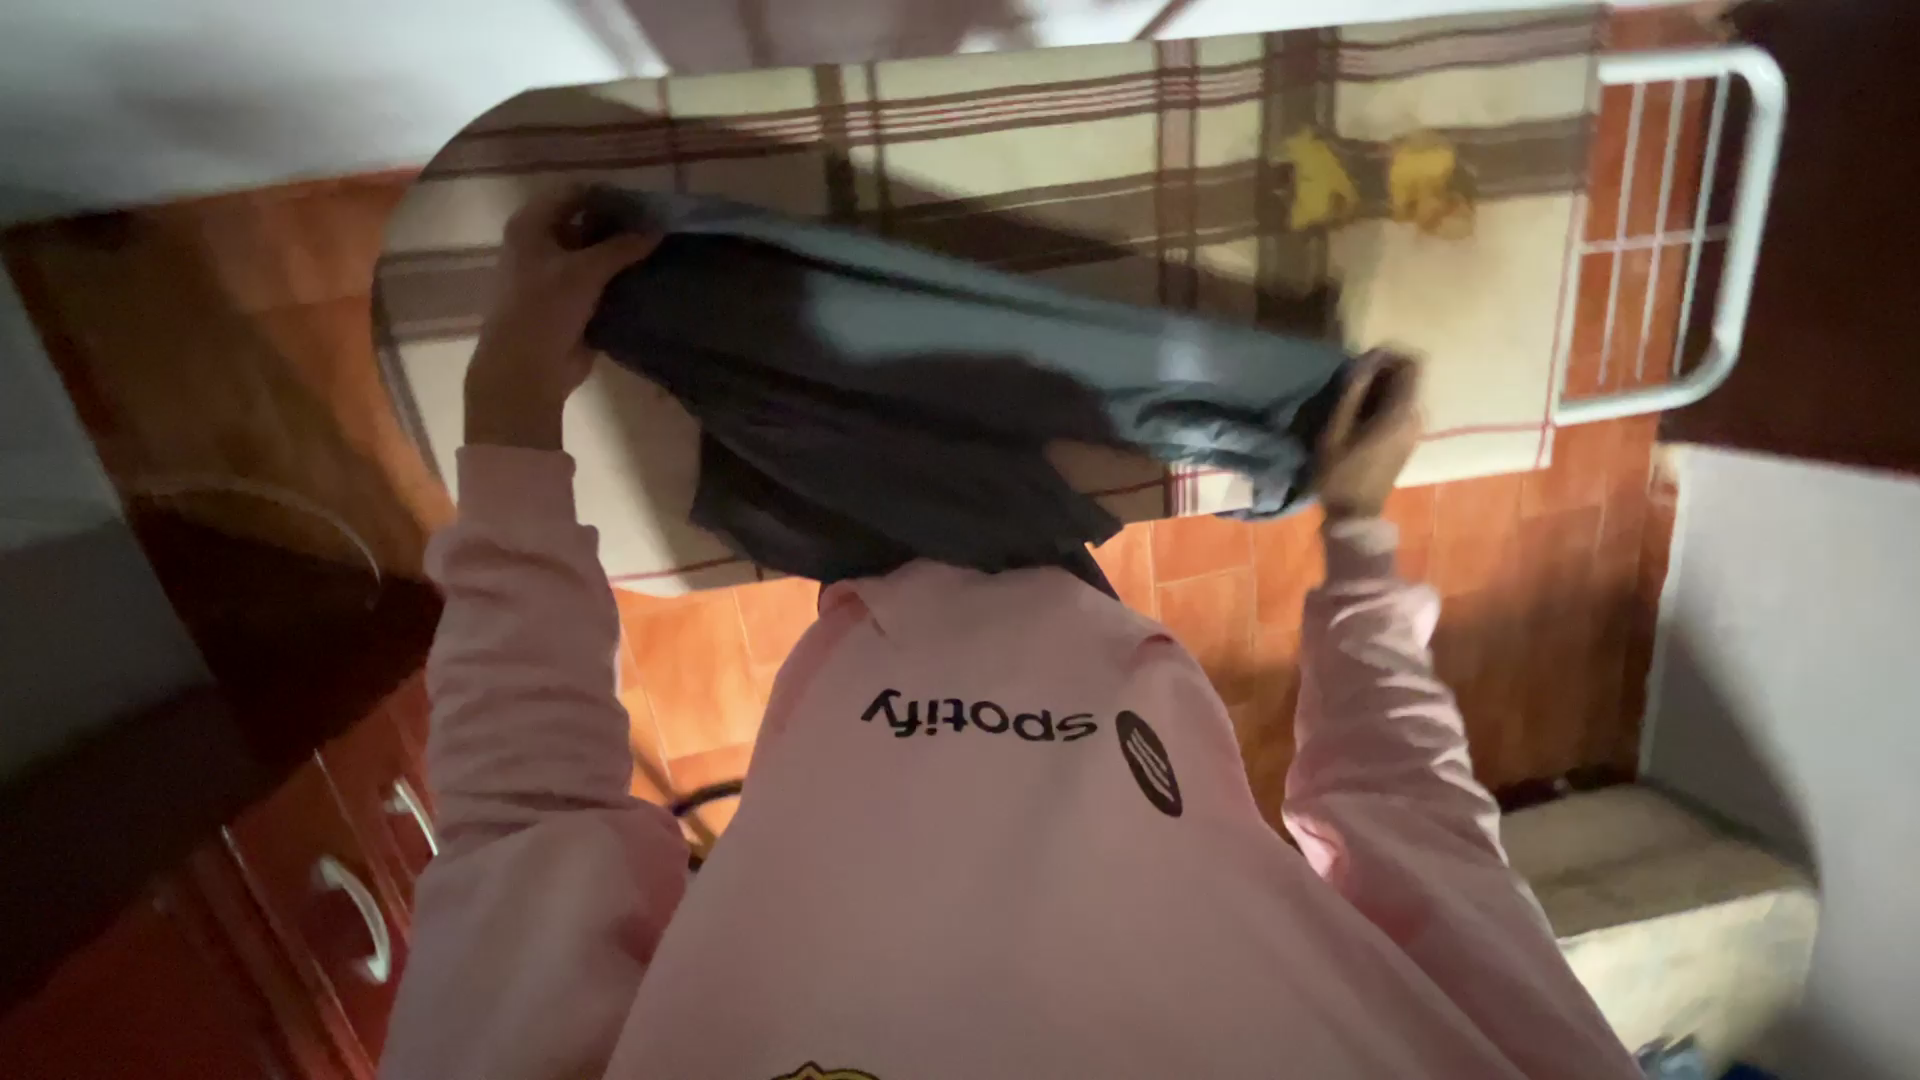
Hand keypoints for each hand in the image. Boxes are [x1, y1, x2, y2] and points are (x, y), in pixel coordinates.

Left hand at [464, 188, 660, 450]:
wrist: (527, 368)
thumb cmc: (545, 309)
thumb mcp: (584, 271)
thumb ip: (621, 248)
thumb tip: (658, 229)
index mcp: (532, 226)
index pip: (575, 194)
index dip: (609, 197)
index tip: (646, 205)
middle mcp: (542, 245)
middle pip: (586, 225)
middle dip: (620, 228)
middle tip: (659, 231)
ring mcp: (556, 276)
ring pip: (595, 257)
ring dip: (622, 258)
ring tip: (660, 254)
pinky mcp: (572, 304)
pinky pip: (600, 286)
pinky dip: (620, 283)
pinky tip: (648, 283)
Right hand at [1314, 350, 1422, 519]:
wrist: (1355, 513)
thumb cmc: (1340, 473)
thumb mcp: (1336, 430)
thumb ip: (1353, 392)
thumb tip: (1367, 358)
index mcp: (1402, 412)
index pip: (1412, 363)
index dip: (1388, 355)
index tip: (1360, 363)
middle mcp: (1418, 416)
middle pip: (1409, 377)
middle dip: (1382, 372)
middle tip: (1349, 384)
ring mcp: (1416, 430)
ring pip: (1405, 392)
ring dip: (1380, 389)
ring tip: (1350, 402)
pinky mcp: (1409, 439)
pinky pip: (1401, 408)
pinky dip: (1383, 404)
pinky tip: (1359, 420)